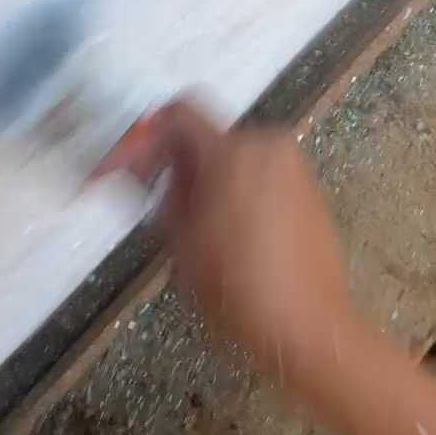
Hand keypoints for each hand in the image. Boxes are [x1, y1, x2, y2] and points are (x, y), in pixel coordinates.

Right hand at [97, 98, 355, 381]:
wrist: (307, 322)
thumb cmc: (239, 289)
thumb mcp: (181, 244)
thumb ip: (163, 193)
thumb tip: (150, 169)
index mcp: (232, 152)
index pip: (178, 112)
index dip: (144, 136)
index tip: (126, 164)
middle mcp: (267, 145)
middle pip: (206, 138)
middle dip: (178, 166)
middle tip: (160, 208)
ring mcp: (293, 164)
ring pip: (233, 158)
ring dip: (208, 181)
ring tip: (196, 231)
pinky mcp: (308, 185)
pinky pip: (260, 174)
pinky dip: (238, 190)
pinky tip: (230, 234)